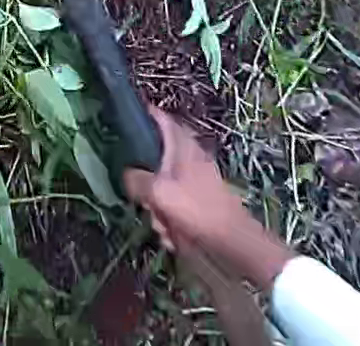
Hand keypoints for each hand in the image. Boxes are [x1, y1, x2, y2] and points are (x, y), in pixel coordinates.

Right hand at [122, 107, 291, 289]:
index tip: (123, 122)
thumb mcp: (158, 192)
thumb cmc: (197, 209)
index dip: (142, 115)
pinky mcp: (201, 201)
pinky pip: (175, 205)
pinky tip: (174, 236)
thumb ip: (136, 180)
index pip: (159, 117)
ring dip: (157, 207)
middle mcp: (189, 156)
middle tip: (145, 198)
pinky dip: (171, 219)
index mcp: (181, 144)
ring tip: (163, 224)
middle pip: (155, 158)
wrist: (235, 244)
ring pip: (163, 185)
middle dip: (146, 182)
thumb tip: (126, 175)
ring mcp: (196, 178)